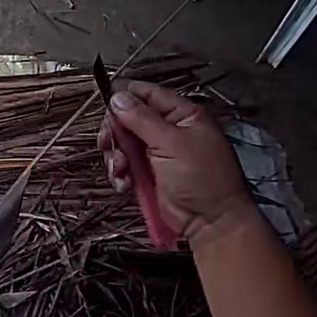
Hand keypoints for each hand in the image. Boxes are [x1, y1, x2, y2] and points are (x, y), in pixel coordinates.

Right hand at [99, 79, 254, 247]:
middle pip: (130, 119)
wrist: (210, 222)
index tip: (106, 103)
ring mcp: (157, 154)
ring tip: (121, 170)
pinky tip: (124, 184)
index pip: (148, 94)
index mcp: (182, 115)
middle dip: (115, 132)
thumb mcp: (171, 143)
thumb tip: (118, 97)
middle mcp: (168, 131)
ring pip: (123, 144)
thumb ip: (142, 119)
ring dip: (116, 156)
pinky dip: (120, 174)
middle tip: (109, 143)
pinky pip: (125, 166)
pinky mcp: (148, 174)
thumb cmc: (202, 179)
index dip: (125, 96)